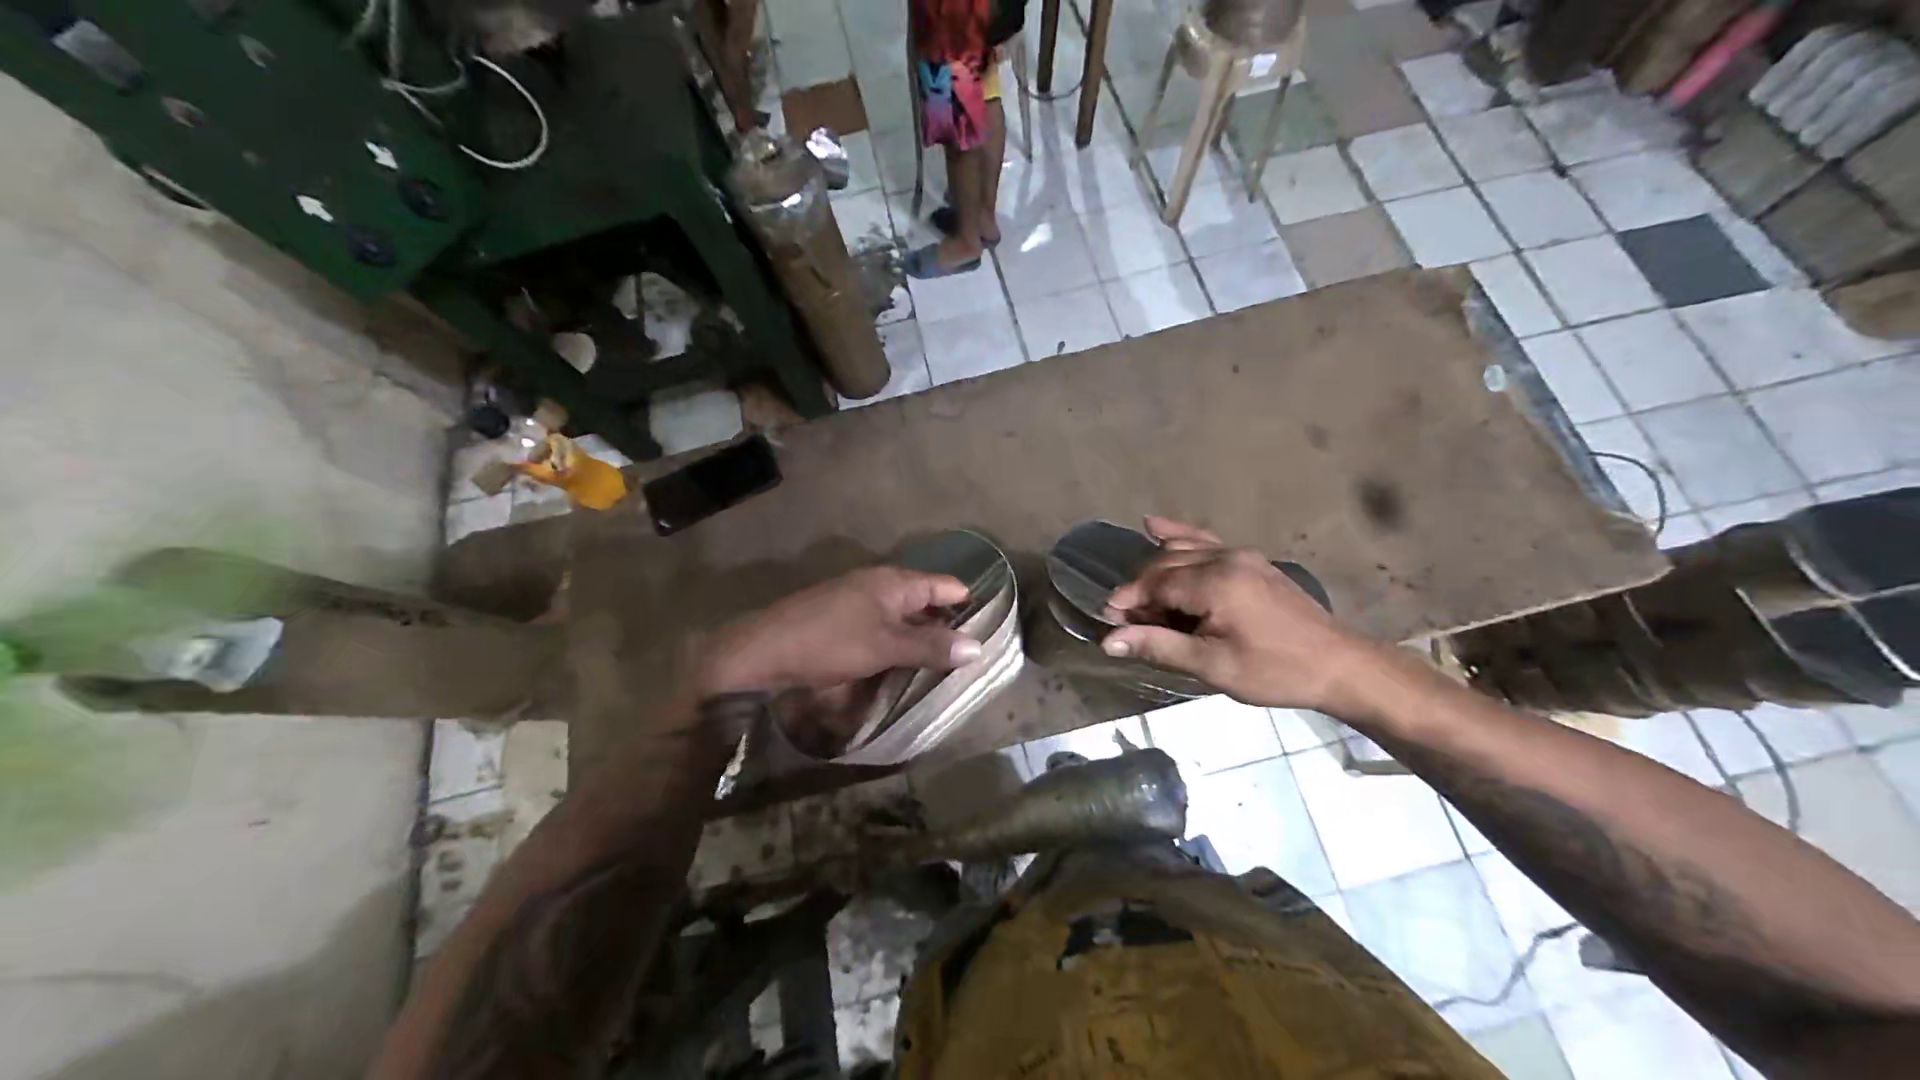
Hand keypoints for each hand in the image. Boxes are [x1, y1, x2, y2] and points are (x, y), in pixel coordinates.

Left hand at [698, 566, 982, 697]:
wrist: (761, 651)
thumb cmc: (829, 642)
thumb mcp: (885, 647)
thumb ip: (931, 646)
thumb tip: (978, 647)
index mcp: (894, 582)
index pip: (945, 585)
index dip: (969, 603)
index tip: (991, 627)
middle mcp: (878, 584)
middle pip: (924, 600)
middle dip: (946, 623)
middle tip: (971, 653)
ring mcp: (857, 600)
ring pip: (902, 615)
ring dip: (920, 635)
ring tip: (943, 664)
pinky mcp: (841, 619)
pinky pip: (882, 626)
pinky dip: (897, 642)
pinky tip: (902, 663)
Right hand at [1100, 516, 1379, 711]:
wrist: (1339, 665)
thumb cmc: (1275, 670)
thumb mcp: (1213, 666)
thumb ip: (1158, 646)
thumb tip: (1109, 641)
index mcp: (1216, 583)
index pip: (1156, 583)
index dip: (1130, 601)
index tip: (1110, 622)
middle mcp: (1225, 559)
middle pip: (1165, 564)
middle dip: (1140, 590)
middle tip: (1126, 621)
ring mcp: (1241, 555)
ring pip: (1183, 550)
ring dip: (1156, 571)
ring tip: (1141, 599)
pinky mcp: (1252, 561)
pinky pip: (1206, 542)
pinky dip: (1179, 535)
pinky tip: (1154, 524)